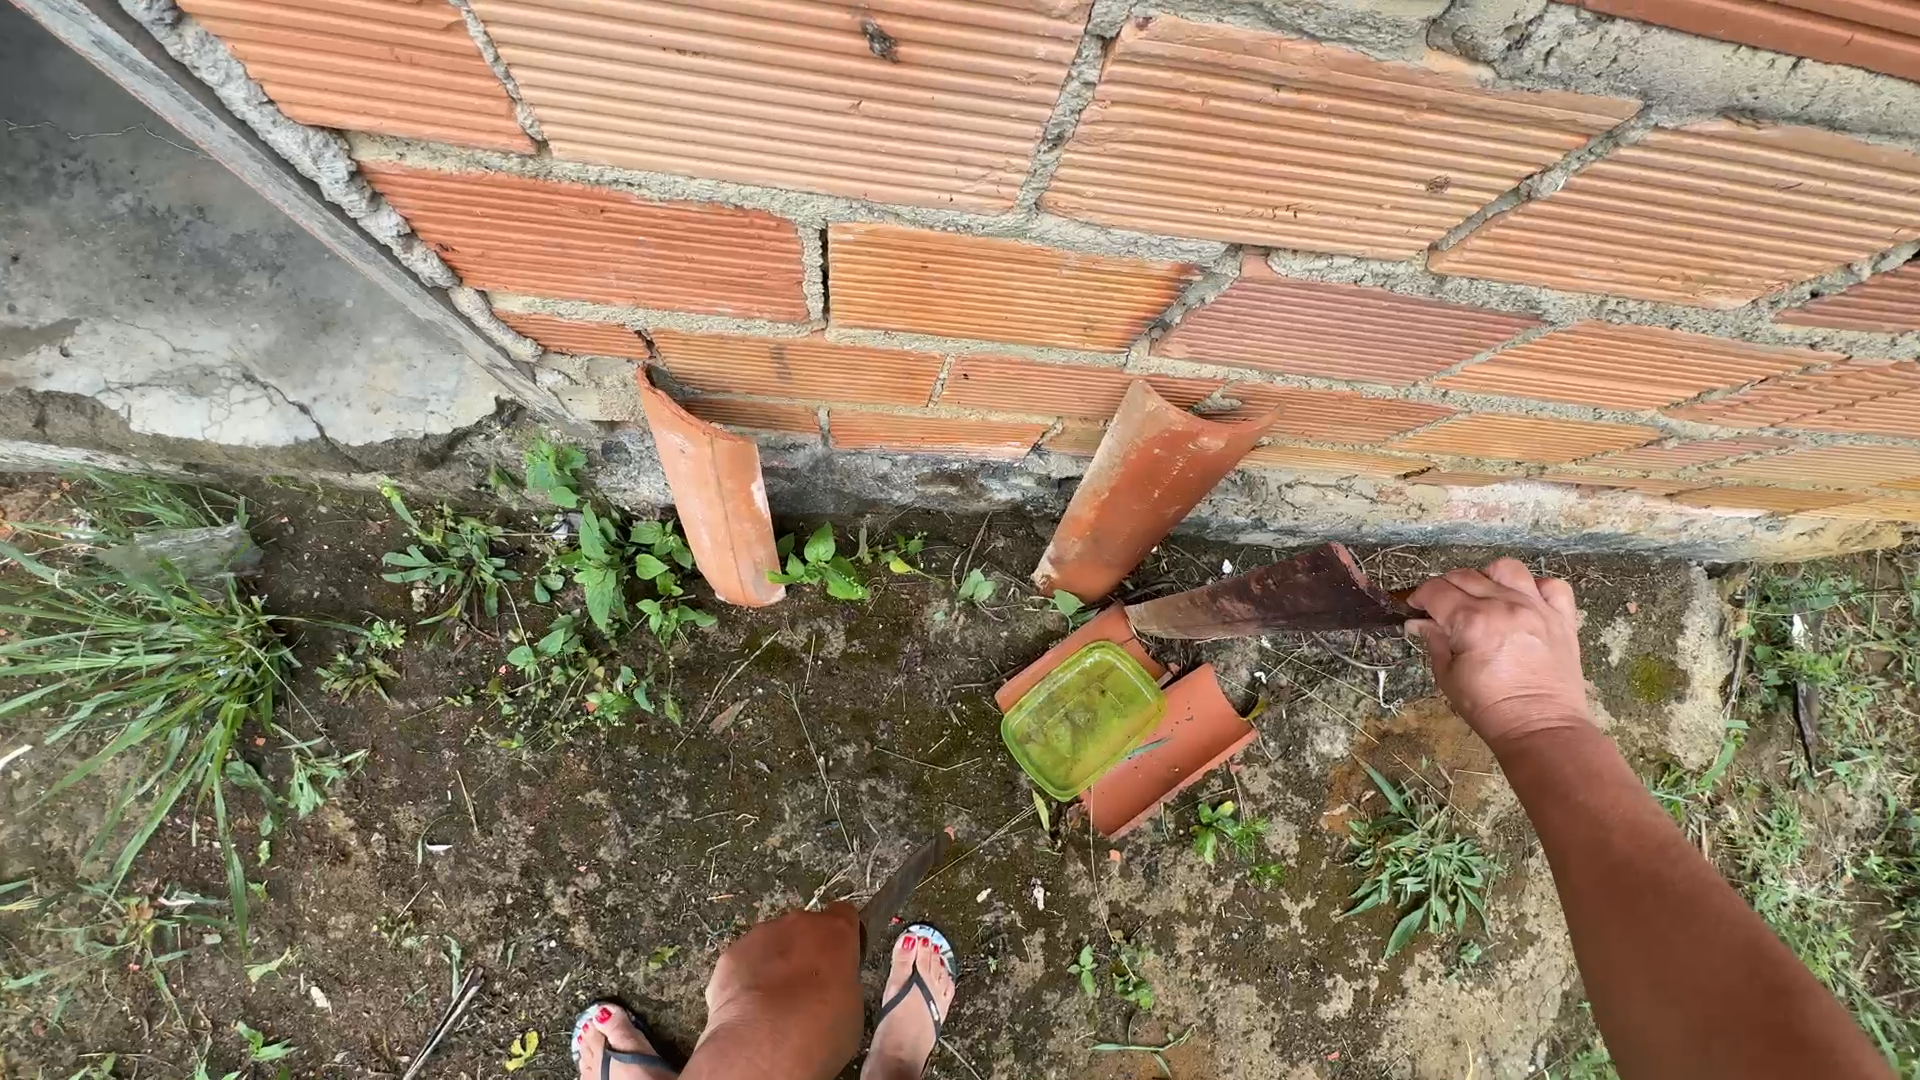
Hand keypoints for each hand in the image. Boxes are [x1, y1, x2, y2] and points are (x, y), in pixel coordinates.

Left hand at [694, 903, 862, 1079]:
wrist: (767, 1043)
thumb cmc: (822, 1030)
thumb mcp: (852, 1007)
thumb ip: (841, 981)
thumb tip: (829, 987)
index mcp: (836, 932)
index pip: (843, 915)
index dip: (839, 938)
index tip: (837, 962)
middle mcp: (800, 923)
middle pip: (803, 929)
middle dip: (802, 954)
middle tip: (802, 994)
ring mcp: (762, 934)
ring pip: (770, 944)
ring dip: (772, 966)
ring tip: (769, 1008)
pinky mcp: (732, 954)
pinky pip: (742, 963)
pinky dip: (744, 982)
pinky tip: (746, 1012)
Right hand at [1406, 558, 1592, 752]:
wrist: (1541, 727)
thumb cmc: (1488, 706)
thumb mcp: (1446, 675)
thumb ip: (1434, 641)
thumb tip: (1420, 622)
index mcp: (1471, 622)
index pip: (1435, 591)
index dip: (1419, 597)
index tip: (1415, 610)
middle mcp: (1504, 606)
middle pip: (1464, 576)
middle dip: (1444, 587)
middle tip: (1440, 608)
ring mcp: (1537, 609)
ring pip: (1506, 569)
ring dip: (1486, 577)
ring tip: (1482, 597)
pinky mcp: (1562, 619)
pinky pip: (1552, 586)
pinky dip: (1534, 587)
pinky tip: (1522, 602)